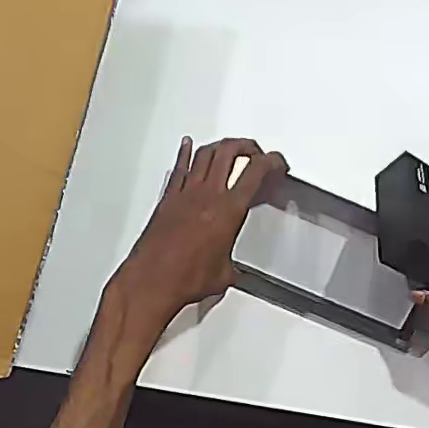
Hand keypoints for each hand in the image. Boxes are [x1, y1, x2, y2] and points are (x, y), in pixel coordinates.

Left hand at [107, 137, 287, 337]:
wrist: (152, 281)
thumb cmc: (184, 278)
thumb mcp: (222, 274)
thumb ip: (230, 266)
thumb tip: (229, 271)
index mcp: (228, 210)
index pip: (256, 171)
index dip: (271, 161)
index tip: (276, 162)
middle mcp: (207, 195)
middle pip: (229, 151)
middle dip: (247, 146)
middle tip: (254, 152)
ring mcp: (184, 194)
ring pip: (204, 154)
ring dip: (220, 146)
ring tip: (228, 148)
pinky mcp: (167, 199)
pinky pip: (179, 168)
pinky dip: (185, 153)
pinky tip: (186, 146)